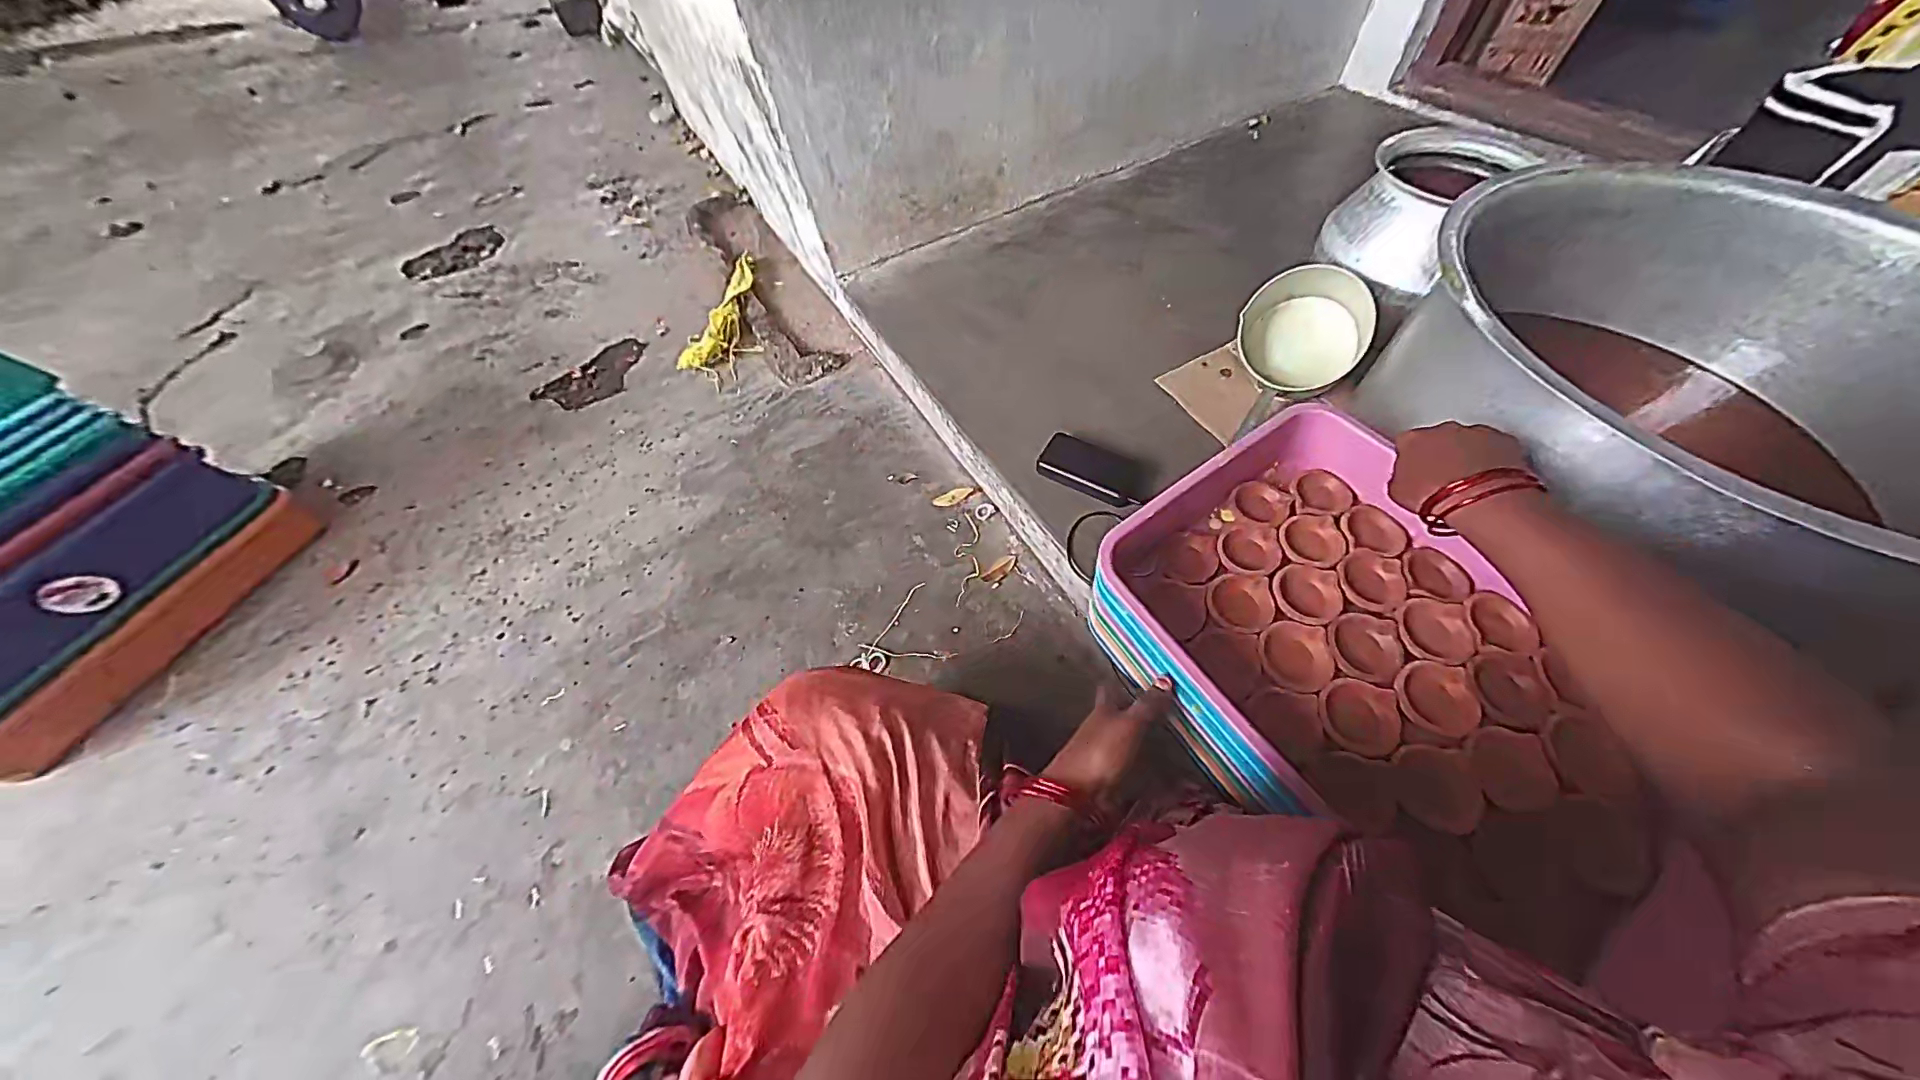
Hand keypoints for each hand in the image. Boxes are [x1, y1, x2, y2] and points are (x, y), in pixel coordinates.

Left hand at [1040, 678, 1173, 808]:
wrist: (1076, 797)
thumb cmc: (1101, 752)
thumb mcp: (1129, 725)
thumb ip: (1147, 705)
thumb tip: (1165, 679)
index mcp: (1103, 710)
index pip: (1111, 688)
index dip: (1122, 681)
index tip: (1138, 675)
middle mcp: (1101, 728)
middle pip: (1119, 714)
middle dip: (1136, 710)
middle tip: (1164, 708)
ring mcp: (1103, 754)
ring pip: (1126, 739)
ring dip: (1144, 738)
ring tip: (1170, 737)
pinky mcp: (1110, 778)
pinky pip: (1133, 765)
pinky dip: (1147, 765)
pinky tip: (1162, 769)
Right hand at [1387, 422, 1530, 514]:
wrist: (1478, 500)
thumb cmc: (1435, 495)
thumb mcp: (1397, 493)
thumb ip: (1399, 477)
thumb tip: (1405, 479)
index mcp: (1412, 438)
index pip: (1405, 442)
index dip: (1409, 458)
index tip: (1413, 473)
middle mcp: (1444, 429)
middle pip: (1439, 437)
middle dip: (1440, 454)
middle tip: (1440, 480)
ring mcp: (1477, 432)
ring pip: (1469, 440)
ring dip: (1467, 456)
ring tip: (1467, 484)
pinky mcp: (1507, 441)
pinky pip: (1497, 448)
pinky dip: (1493, 460)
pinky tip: (1489, 480)